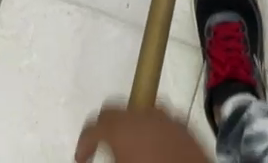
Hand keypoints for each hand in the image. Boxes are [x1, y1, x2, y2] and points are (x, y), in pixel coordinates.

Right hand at [74, 106, 213, 162]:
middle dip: (105, 127)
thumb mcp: (119, 162)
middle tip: (100, 148)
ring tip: (128, 149)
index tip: (82, 159)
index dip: (83, 143)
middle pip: (115, 110)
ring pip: (139, 113)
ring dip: (130, 127)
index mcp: (121, 126)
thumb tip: (104, 152)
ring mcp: (166, 117)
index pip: (92, 126)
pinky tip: (153, 150)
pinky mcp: (185, 125)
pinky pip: (160, 121)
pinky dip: (151, 130)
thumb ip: (107, 153)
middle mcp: (142, 113)